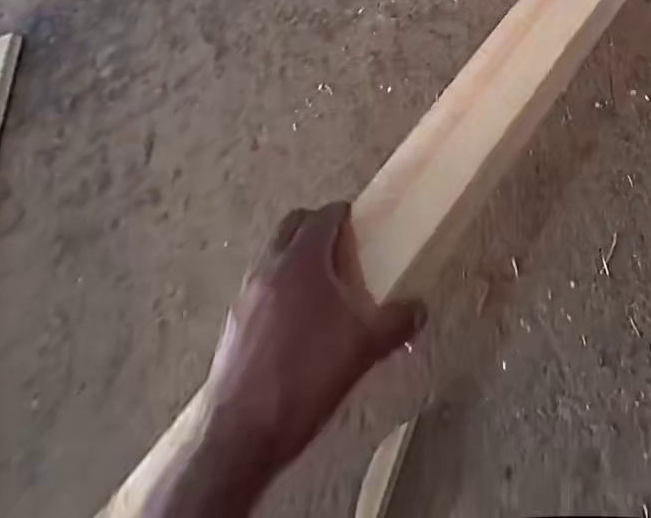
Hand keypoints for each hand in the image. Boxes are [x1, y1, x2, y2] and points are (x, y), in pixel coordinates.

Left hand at [201, 201, 425, 472]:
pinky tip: (299, 318)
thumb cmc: (309, 374)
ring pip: (272, 254)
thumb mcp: (367, 346)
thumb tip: (419, 309)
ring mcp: (244, 297)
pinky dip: (281, 286)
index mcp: (302, 261)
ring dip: (296, 255)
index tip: (362, 222)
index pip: (323, 216)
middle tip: (344, 244)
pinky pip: (260, 286)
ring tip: (324, 283)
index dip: (345, 213)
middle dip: (316, 226)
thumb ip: (398, 320)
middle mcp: (269, 269)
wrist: (241, 436)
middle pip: (291, 225)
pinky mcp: (231, 325)